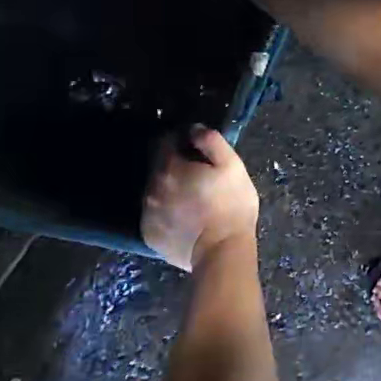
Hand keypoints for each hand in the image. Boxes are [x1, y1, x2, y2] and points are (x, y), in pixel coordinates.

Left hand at [141, 125, 260, 271]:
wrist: (221, 252)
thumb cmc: (231, 205)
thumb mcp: (232, 166)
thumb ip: (211, 141)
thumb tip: (194, 129)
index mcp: (171, 168)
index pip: (165, 142)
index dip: (179, 141)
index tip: (194, 147)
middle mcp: (152, 188)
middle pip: (158, 167)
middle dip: (173, 166)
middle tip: (196, 176)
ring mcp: (148, 212)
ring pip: (154, 191)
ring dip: (168, 189)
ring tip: (190, 198)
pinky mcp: (149, 234)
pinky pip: (153, 214)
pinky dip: (164, 211)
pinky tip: (183, 217)